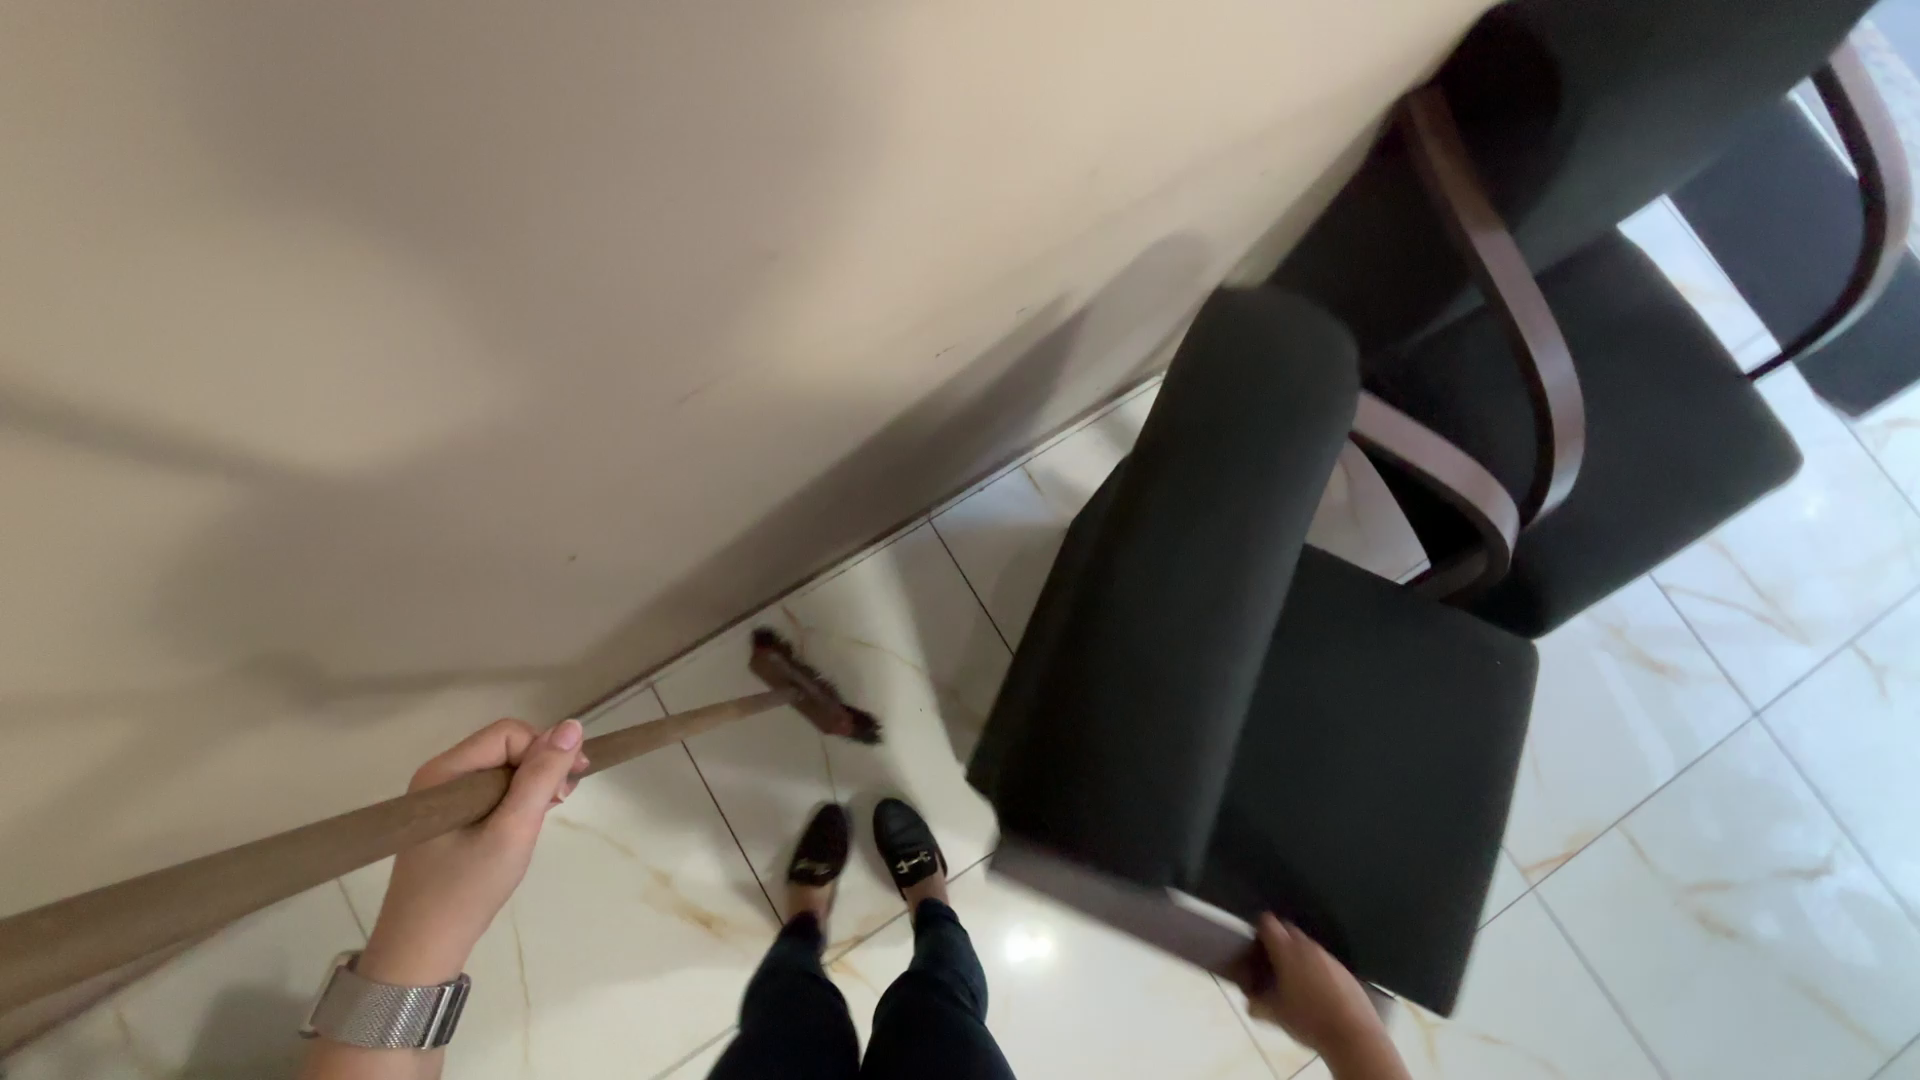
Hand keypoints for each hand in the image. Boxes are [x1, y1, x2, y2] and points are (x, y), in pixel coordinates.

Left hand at [356, 718, 588, 984]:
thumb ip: (542, 775)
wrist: (423, 948)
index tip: (568, 785)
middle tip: (561, 801)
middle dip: (542, 766)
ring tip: (547, 812)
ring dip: (535, 782)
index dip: (544, 750)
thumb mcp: (514, 828)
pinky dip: (520, 797)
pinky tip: (529, 820)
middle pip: (507, 746)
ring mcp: (444, 796)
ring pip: (505, 767)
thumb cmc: (467, 887)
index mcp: (445, 772)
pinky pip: (496, 787)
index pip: (509, 734)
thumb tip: (573, 725)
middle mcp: (441, 775)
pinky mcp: (452, 815)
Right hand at [1242, 915, 1390, 1062]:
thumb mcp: (1275, 1014)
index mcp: (1286, 950)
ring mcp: (1328, 957)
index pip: (1267, 922)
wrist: (1355, 1037)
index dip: (1258, 929)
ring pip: (1306, 946)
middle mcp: (1307, 947)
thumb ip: (1256, 1002)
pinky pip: (1323, 961)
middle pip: (1287, 929)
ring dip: (1298, 956)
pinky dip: (1316, 969)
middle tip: (1272, 963)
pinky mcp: (1345, 971)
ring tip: (1295, 981)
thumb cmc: (1308, 1020)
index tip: (1255, 946)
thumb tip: (1249, 1001)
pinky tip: (1317, 993)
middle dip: (1277, 940)